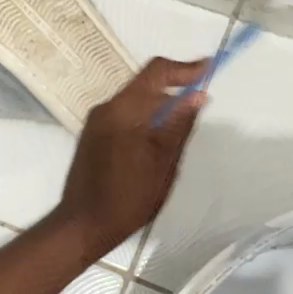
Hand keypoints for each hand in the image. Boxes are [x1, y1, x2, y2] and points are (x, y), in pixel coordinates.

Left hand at [49, 56, 209, 258]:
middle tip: (198, 110)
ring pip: (134, 103)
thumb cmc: (127, 198)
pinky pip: (124, 118)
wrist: (83, 225)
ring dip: (159, 109)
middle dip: (173, 92)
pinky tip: (157, 145)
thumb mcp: (164, 163)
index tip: (209, 68)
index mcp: (122, 111)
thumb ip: (180, 125)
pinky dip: (144, 122)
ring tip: (179, 134)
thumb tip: (197, 95)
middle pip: (144, 86)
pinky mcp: (92, 137)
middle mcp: (105, 109)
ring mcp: (95, 124)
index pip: (156, 71)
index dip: (185, 68)